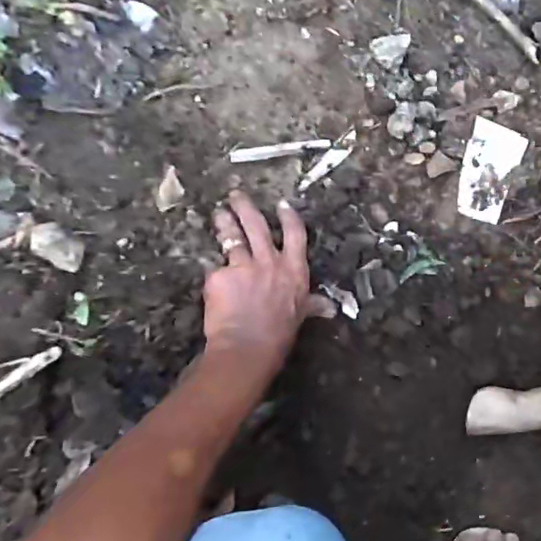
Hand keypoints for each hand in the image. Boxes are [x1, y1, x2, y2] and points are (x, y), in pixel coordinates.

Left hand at [204, 190, 319, 364]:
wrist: (248, 346)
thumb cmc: (280, 333)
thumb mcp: (301, 315)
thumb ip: (312, 305)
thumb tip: (330, 308)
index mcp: (294, 270)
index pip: (295, 235)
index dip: (288, 217)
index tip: (282, 204)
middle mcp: (270, 262)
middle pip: (257, 226)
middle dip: (245, 207)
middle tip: (236, 195)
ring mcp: (243, 266)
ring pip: (232, 238)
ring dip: (224, 224)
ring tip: (219, 215)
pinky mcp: (219, 276)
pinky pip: (215, 270)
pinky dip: (214, 272)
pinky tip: (211, 278)